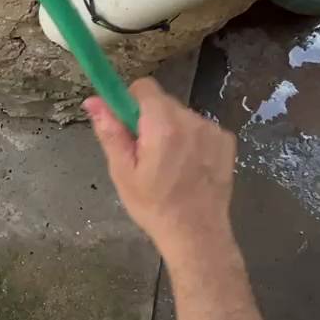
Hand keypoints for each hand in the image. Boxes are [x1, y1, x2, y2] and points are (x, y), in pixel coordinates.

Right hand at [85, 78, 236, 262]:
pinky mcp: (226, 140)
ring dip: (167, 129)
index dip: (128, 101)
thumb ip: (110, 132)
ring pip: (179, 115)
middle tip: (141, 152)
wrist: (196, 231)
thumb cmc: (152, 205)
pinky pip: (197, 127)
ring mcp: (213, 129)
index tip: (123, 124)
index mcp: (163, 127)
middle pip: (162, 102)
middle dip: (147, 119)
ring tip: (164, 163)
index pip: (144, 88)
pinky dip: (187, 138)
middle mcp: (192, 121)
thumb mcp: (121, 171)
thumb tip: (93, 101)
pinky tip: (184, 165)